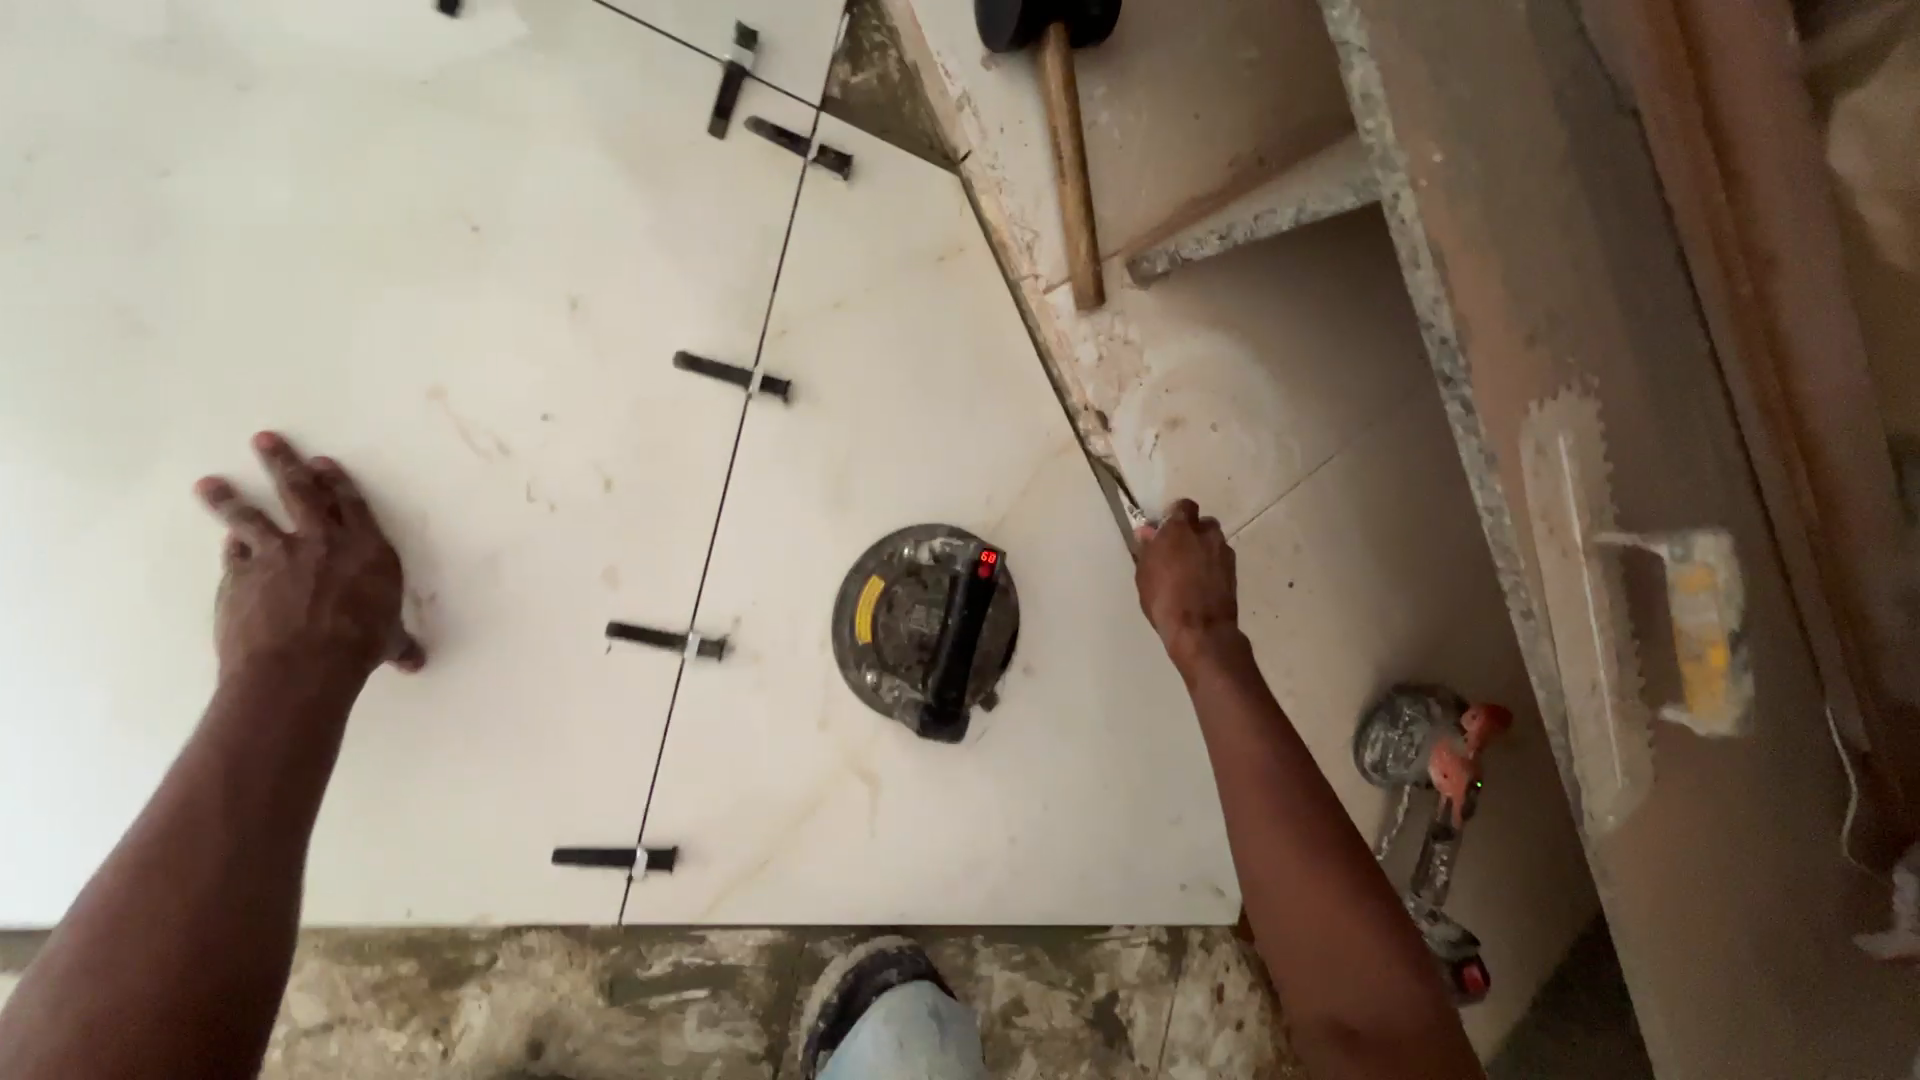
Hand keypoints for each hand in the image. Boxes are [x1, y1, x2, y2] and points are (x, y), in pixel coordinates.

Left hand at [195, 432, 425, 682]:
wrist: (300, 665)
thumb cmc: (359, 646)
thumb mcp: (387, 641)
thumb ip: (396, 642)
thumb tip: (414, 662)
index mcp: (368, 551)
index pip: (352, 504)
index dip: (337, 481)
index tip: (322, 462)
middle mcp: (322, 543)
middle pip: (300, 493)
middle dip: (283, 464)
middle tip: (264, 440)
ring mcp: (277, 556)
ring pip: (251, 517)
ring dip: (230, 498)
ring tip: (210, 483)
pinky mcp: (240, 576)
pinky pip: (235, 554)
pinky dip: (232, 545)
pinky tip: (226, 539)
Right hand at [1135, 499, 1241, 667]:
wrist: (1200, 628)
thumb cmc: (1164, 598)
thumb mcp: (1144, 573)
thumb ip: (1148, 548)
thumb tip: (1148, 532)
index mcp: (1180, 529)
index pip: (1183, 506)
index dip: (1175, 516)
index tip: (1165, 531)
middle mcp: (1206, 535)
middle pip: (1202, 524)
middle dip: (1192, 533)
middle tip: (1178, 551)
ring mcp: (1224, 552)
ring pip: (1213, 542)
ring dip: (1203, 550)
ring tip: (1190, 571)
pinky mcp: (1234, 571)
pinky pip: (1220, 560)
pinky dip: (1212, 566)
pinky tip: (1201, 584)